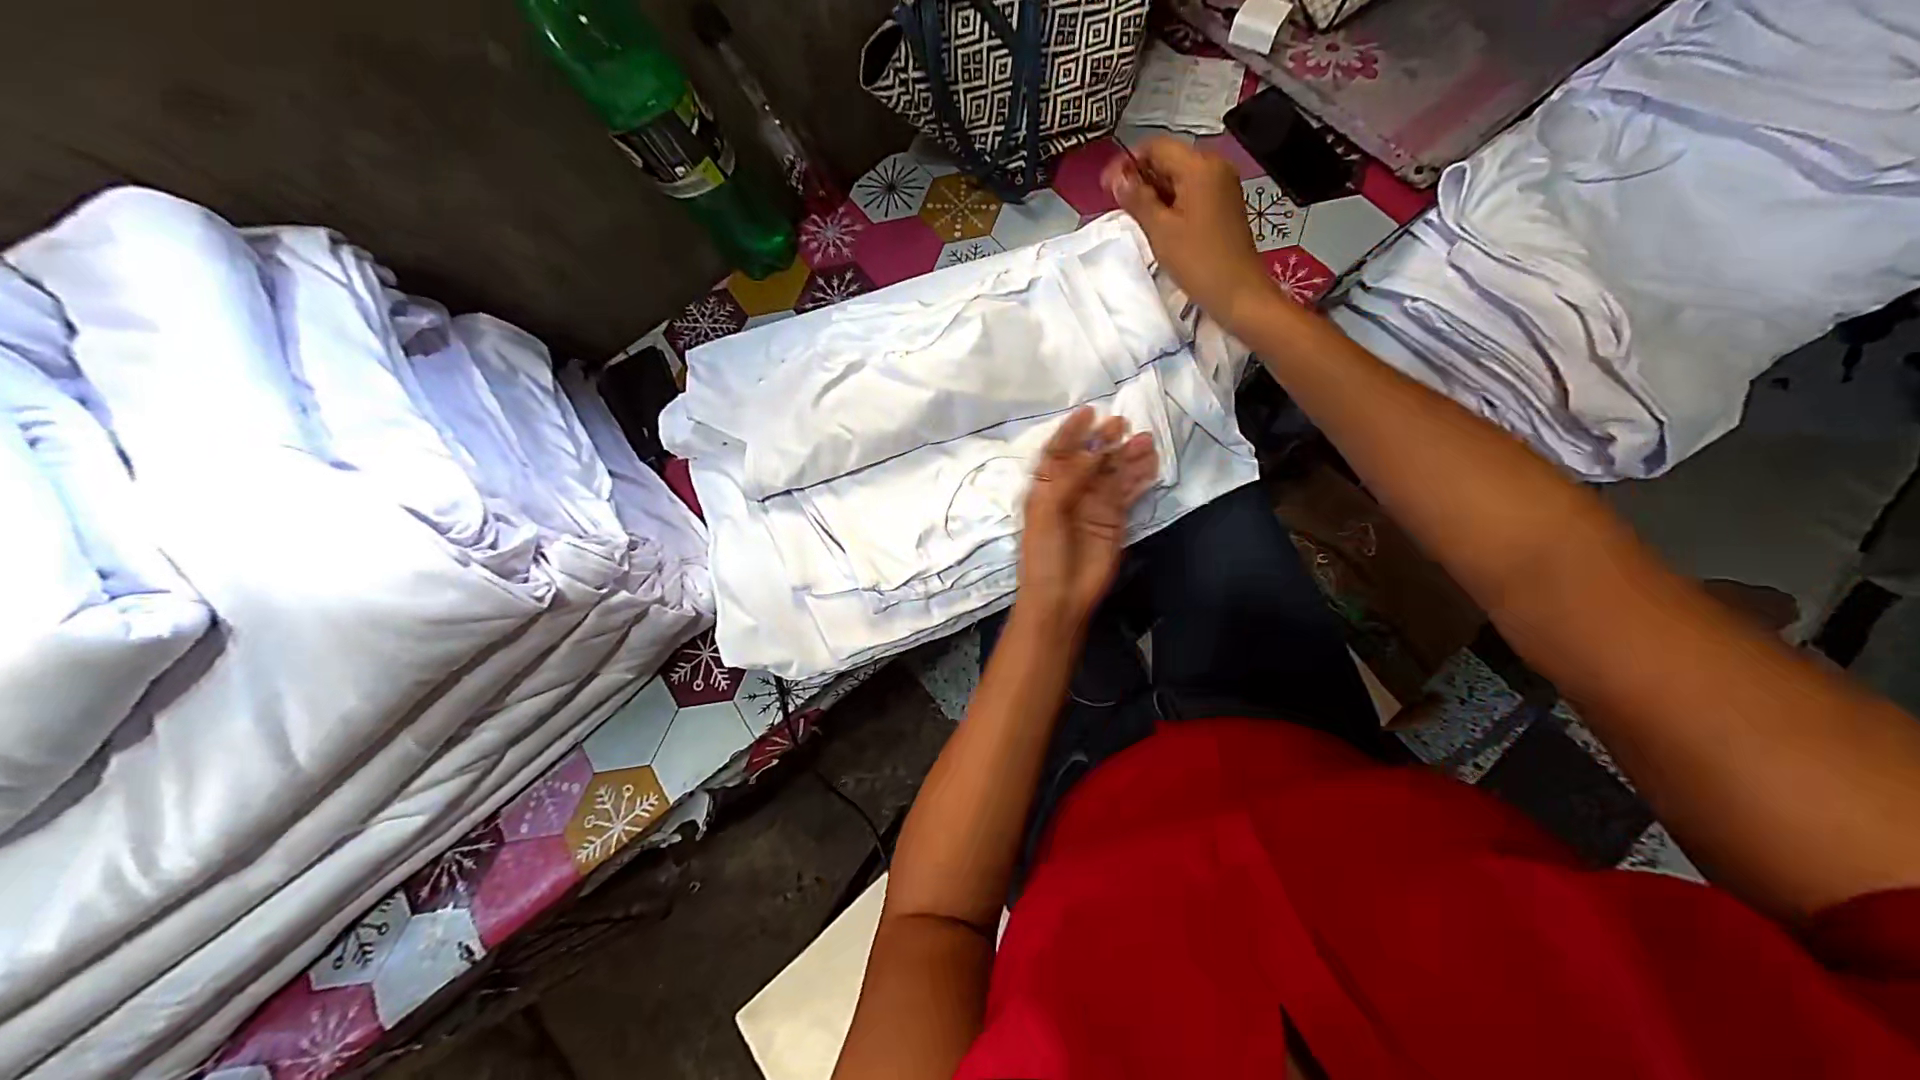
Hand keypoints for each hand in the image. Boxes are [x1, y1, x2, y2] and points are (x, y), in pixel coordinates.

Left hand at [1016, 406, 1158, 628]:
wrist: (1060, 597)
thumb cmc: (1044, 555)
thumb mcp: (1046, 513)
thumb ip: (1068, 479)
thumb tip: (1094, 452)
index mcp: (1045, 487)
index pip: (1059, 451)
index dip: (1072, 431)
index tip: (1088, 412)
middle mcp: (1070, 491)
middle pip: (1089, 457)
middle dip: (1104, 439)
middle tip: (1121, 424)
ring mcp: (1094, 504)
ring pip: (1113, 471)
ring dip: (1127, 455)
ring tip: (1145, 439)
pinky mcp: (1114, 520)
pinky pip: (1128, 492)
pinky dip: (1139, 477)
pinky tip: (1151, 463)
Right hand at [1101, 138, 1280, 333]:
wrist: (1237, 292)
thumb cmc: (1198, 262)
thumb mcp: (1160, 230)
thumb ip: (1137, 199)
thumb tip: (1117, 178)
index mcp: (1199, 167)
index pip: (1156, 147)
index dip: (1127, 162)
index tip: (1106, 187)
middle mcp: (1214, 167)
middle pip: (1168, 159)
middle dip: (1140, 176)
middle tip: (1116, 202)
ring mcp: (1221, 185)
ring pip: (1178, 176)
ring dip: (1153, 190)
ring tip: (1134, 215)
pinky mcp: (1222, 203)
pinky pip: (1190, 191)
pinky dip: (1170, 200)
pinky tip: (1156, 221)